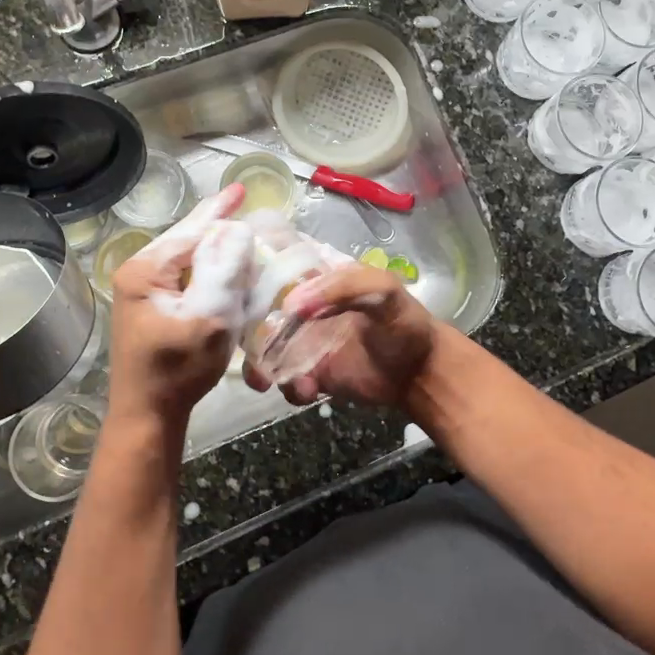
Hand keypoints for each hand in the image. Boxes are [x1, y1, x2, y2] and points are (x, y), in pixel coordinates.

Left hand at [106, 184, 253, 425]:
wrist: (148, 416)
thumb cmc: (178, 369)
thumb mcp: (209, 317)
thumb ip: (224, 269)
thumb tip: (236, 229)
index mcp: (145, 270)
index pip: (192, 230)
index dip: (220, 210)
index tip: (241, 189)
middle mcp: (138, 274)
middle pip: (186, 238)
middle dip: (216, 222)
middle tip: (242, 201)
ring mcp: (142, 293)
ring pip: (187, 258)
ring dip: (214, 246)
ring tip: (239, 227)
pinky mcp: (152, 310)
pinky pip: (186, 277)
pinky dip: (209, 269)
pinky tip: (227, 266)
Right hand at [249, 264, 442, 407]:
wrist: (420, 372)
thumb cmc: (404, 322)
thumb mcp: (383, 290)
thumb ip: (343, 287)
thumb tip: (292, 305)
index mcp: (319, 276)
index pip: (275, 263)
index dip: (250, 271)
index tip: (234, 287)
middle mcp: (303, 305)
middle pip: (257, 309)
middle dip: (247, 328)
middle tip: (254, 345)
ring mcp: (302, 340)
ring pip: (262, 347)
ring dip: (261, 365)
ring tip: (272, 380)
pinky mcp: (307, 372)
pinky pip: (282, 379)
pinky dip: (288, 387)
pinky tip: (308, 391)